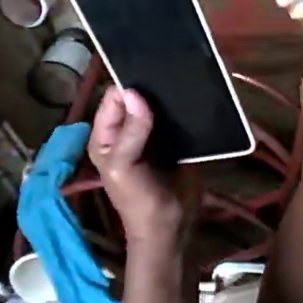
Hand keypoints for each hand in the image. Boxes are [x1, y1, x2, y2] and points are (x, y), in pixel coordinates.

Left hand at [88, 87, 190, 246]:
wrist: (171, 227)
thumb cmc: (138, 200)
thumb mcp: (125, 167)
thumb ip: (130, 132)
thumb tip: (134, 93)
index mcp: (106, 135)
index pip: (113, 98)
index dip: (127, 86)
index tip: (150, 74)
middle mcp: (127, 130)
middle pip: (137, 98)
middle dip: (150, 88)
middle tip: (171, 75)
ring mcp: (152, 134)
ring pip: (159, 105)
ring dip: (169, 96)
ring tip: (185, 82)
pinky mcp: (176, 140)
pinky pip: (178, 118)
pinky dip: (184, 109)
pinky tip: (196, 98)